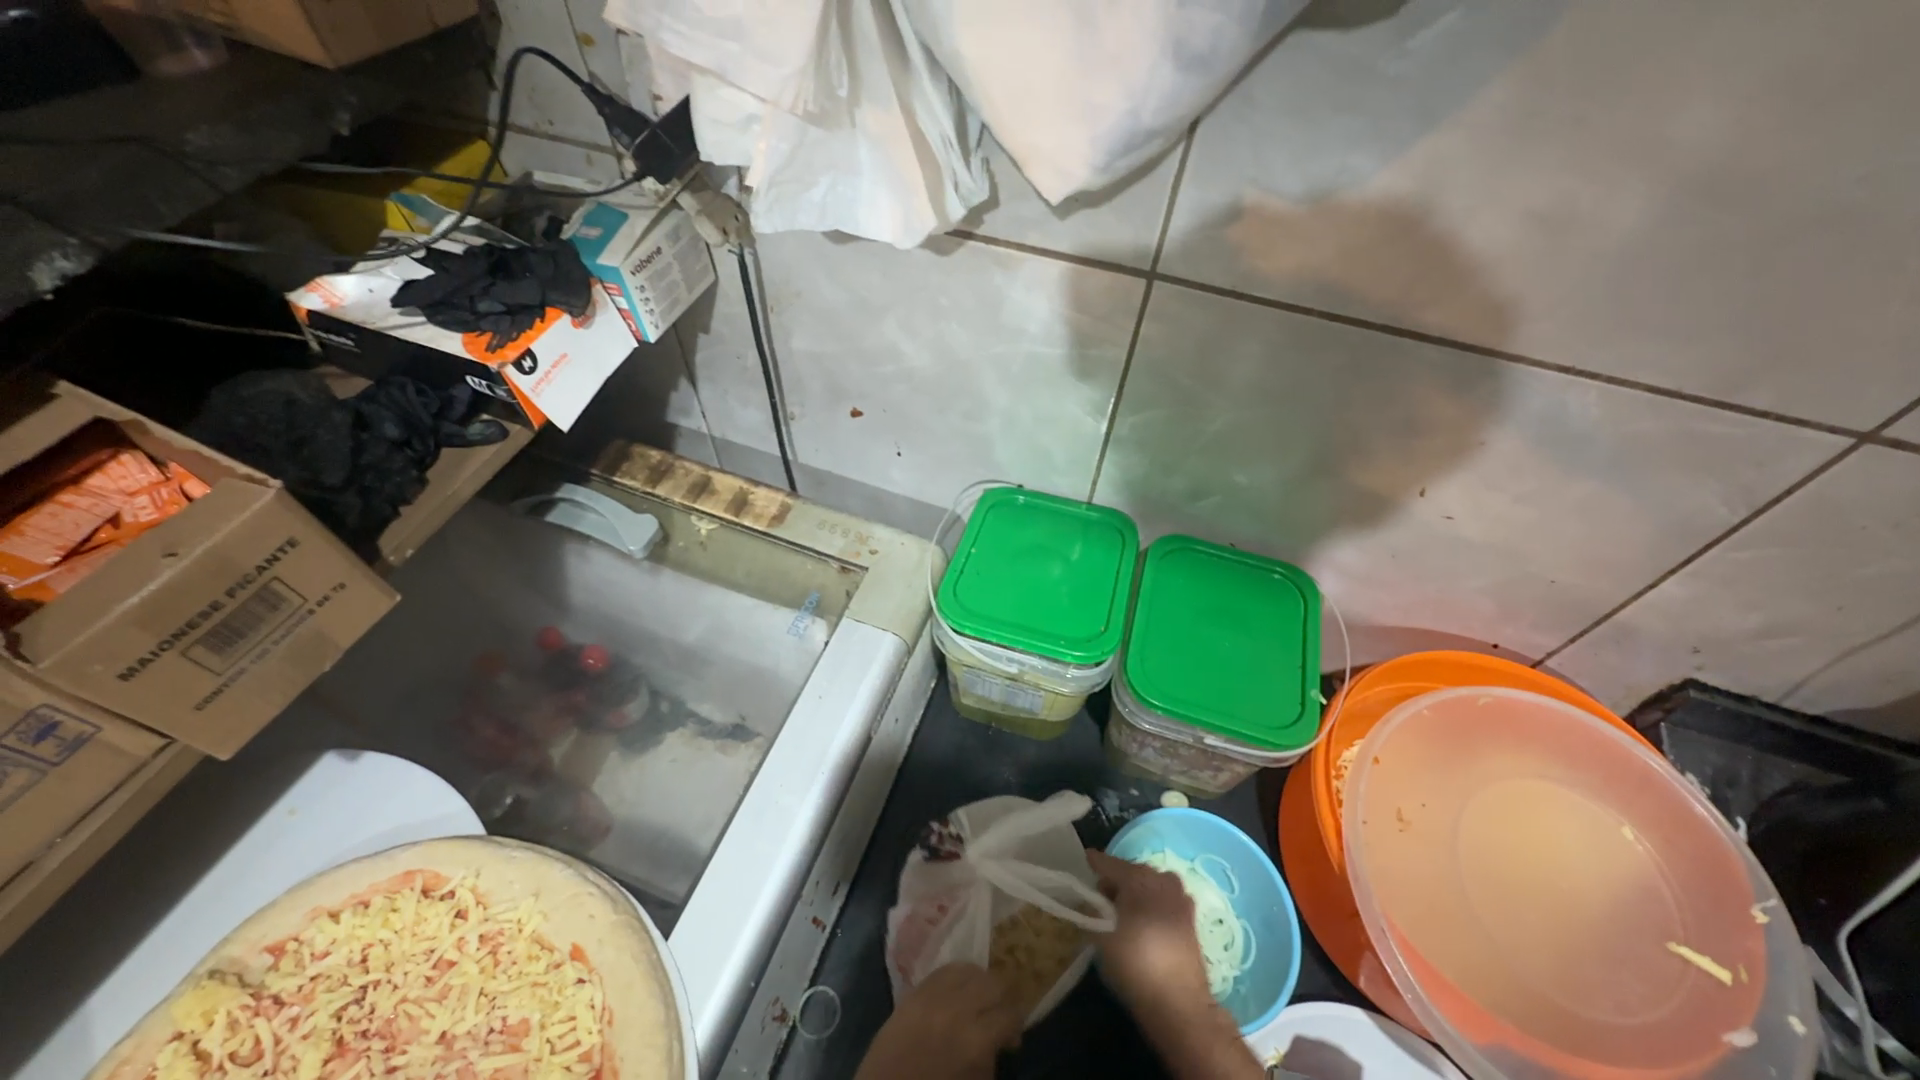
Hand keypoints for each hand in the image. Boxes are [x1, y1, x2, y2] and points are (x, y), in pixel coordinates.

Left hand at [853, 963, 1023, 1079]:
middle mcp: (957, 1010)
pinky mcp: (914, 992)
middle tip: (998, 1015)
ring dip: (980, 983)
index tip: (1011, 1038)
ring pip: (970, 970)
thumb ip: (990, 1055)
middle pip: (994, 982)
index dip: (1016, 1025)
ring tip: (978, 1000)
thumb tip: (999, 1038)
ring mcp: (933, 997)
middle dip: (1002, 998)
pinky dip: (957, 977)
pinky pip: (943, 970)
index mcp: (975, 1040)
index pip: (1010, 1014)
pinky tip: (957, 992)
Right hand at [1085, 849, 1213, 1020]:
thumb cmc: (1133, 963)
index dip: (1093, 863)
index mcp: (1138, 878)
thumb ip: (1090, 911)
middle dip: (1116, 881)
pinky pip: (1164, 900)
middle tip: (1100, 899)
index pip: (1109, 863)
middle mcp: (1162, 879)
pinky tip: (1143, 922)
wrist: (1178, 1001)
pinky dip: (1152, 905)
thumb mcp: (1099, 936)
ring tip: (1122, 912)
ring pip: (1151, 885)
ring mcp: (1181, 897)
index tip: (1083, 862)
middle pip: (1132, 872)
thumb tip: (1089, 901)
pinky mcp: (1191, 918)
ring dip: (1136, 892)